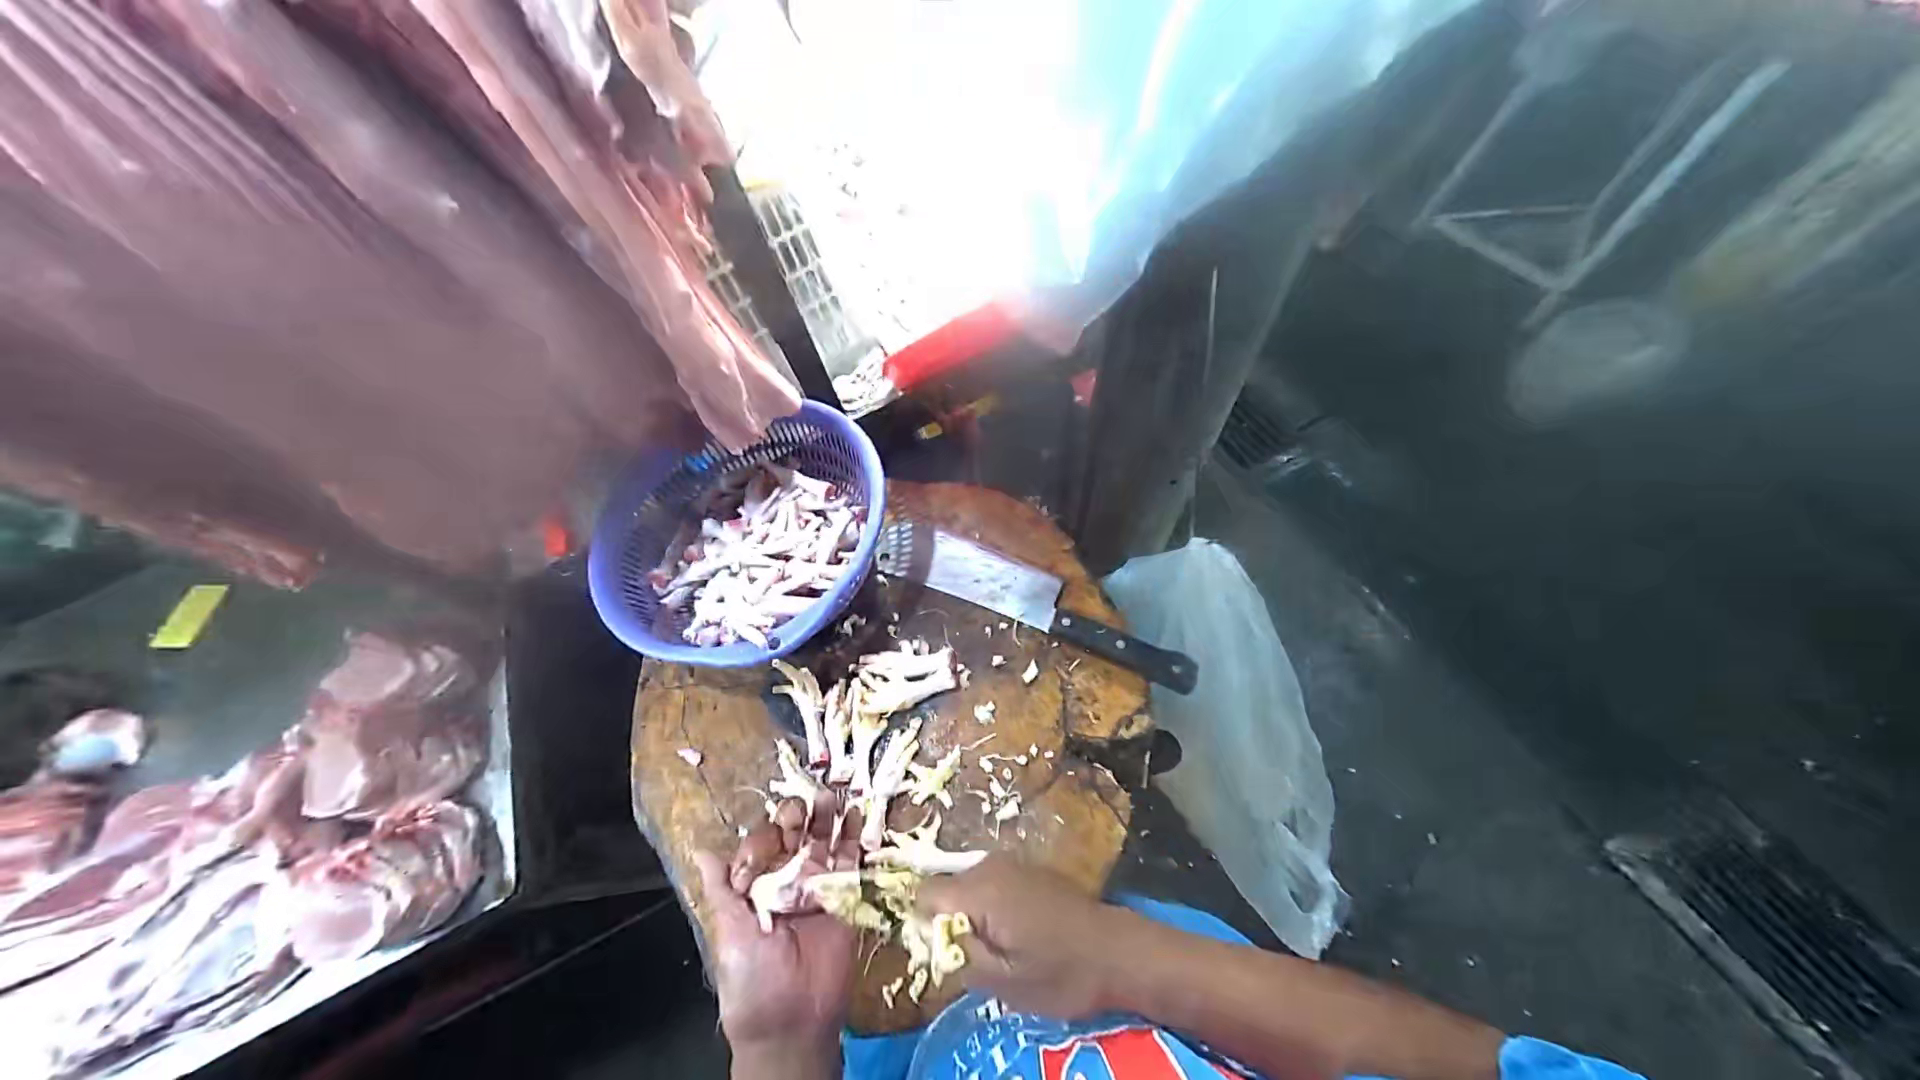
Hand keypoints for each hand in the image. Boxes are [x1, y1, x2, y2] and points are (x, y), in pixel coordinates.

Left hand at [693, 797, 860, 1076]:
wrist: (791, 1019)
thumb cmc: (751, 976)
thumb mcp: (727, 928)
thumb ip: (721, 887)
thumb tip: (699, 851)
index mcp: (758, 884)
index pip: (763, 842)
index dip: (766, 834)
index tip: (768, 843)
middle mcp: (789, 878)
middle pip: (797, 834)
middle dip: (800, 814)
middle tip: (805, 802)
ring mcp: (819, 884)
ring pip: (825, 840)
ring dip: (829, 815)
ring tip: (832, 793)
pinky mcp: (846, 895)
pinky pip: (852, 860)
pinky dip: (856, 836)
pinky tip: (857, 814)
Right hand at [916, 856, 1131, 1018]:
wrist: (1117, 950)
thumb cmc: (1062, 972)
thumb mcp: (1005, 983)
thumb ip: (960, 957)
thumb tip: (933, 940)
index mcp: (981, 889)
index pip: (925, 895)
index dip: (925, 926)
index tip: (945, 955)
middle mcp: (990, 866)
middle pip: (947, 889)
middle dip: (951, 923)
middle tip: (976, 959)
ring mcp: (1011, 864)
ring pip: (968, 887)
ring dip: (973, 917)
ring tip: (1000, 950)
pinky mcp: (1027, 870)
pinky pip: (991, 885)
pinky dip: (991, 908)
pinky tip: (1018, 935)